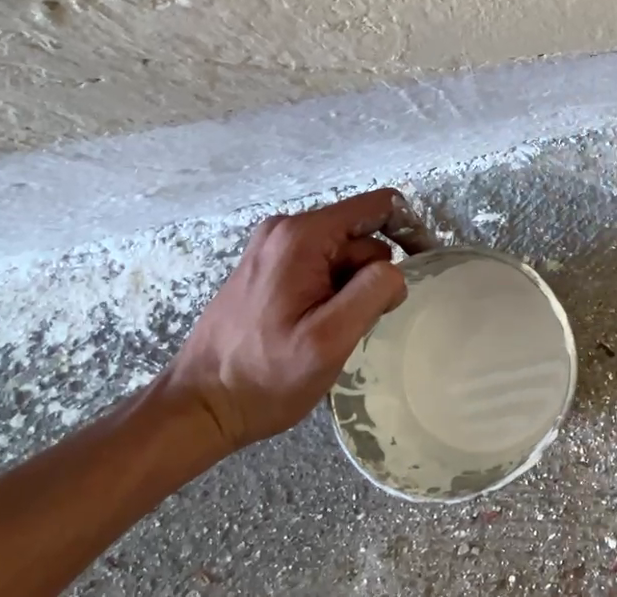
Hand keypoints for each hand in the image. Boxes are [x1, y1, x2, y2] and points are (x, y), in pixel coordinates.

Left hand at [161, 188, 434, 452]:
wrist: (196, 409)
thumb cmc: (264, 376)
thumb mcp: (330, 339)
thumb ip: (372, 292)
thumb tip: (395, 270)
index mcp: (302, 236)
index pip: (379, 206)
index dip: (410, 231)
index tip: (420, 270)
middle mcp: (286, 229)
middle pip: (361, 236)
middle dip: (371, 277)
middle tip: (353, 324)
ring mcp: (273, 248)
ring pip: (344, 255)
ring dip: (351, 290)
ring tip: (329, 330)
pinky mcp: (267, 268)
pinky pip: (322, 266)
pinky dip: (332, 292)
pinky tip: (317, 326)